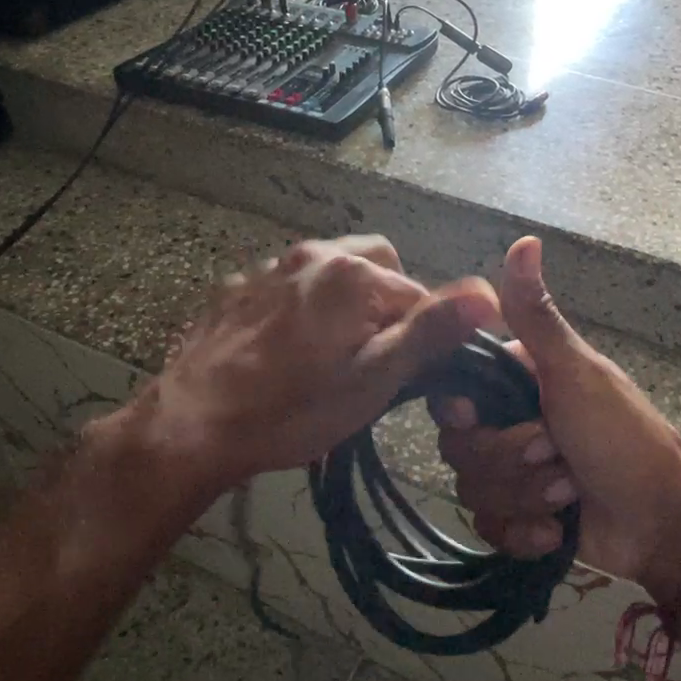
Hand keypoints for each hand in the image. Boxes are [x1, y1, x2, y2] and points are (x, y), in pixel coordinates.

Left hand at [111, 235, 497, 504]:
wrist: (191, 425)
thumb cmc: (294, 407)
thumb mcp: (374, 377)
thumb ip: (432, 330)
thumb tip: (490, 292)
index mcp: (353, 273)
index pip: (419, 292)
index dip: (426, 333)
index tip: (413, 372)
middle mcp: (313, 254)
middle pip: (377, 264)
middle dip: (388, 301)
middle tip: (375, 355)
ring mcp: (270, 267)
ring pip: (331, 271)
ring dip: (346, 300)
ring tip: (331, 353)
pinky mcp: (237, 287)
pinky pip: (290, 284)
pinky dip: (304, 306)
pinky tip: (286, 350)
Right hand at [432, 237, 680, 600]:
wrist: (664, 522)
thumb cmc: (621, 435)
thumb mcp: (575, 370)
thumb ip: (536, 314)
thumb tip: (525, 239)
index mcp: (518, 381)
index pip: (453, 392)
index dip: (461, 412)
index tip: (477, 418)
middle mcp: (511, 423)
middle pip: (460, 449)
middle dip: (510, 461)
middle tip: (555, 455)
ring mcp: (516, 474)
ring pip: (474, 491)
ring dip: (525, 497)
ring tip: (567, 493)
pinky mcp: (523, 519)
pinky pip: (491, 530)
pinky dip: (525, 534)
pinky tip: (557, 530)